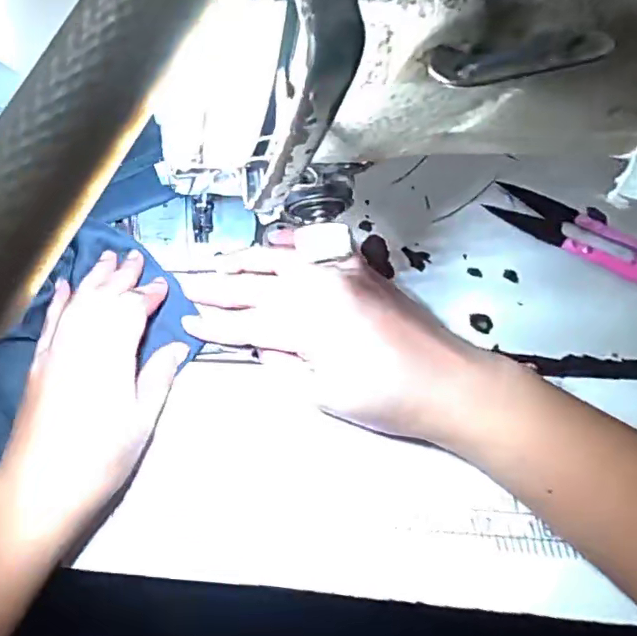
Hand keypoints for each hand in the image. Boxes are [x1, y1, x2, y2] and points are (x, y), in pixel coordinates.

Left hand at [0, 249, 190, 543]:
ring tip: (105, 259)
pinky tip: (65, 287)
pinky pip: (50, 321)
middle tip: (134, 257)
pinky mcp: (37, 361)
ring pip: (76, 302)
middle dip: (119, 276)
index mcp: (110, 353)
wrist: (39, 482)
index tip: (161, 284)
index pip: (130, 310)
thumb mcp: (141, 422)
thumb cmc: (98, 458)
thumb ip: (157, 377)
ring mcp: (54, 349)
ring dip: (92, 279)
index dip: (146, 294)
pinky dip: (59, 300)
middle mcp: (79, 341)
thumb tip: (176, 346)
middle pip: (101, 298)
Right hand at [176, 244, 501, 444]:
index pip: (241, 323)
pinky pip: (316, 244)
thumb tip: (258, 343)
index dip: (211, 324)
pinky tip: (274, 238)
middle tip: (182, 284)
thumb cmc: (388, 398)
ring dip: (240, 261)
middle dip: (211, 288)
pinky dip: (291, 239)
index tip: (186, 319)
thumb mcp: (321, 392)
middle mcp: (316, 288)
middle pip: (249, 287)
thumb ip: (280, 361)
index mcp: (304, 323)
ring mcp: (337, 272)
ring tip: (214, 262)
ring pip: (274, 259)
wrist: (454, 383)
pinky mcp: (358, 267)